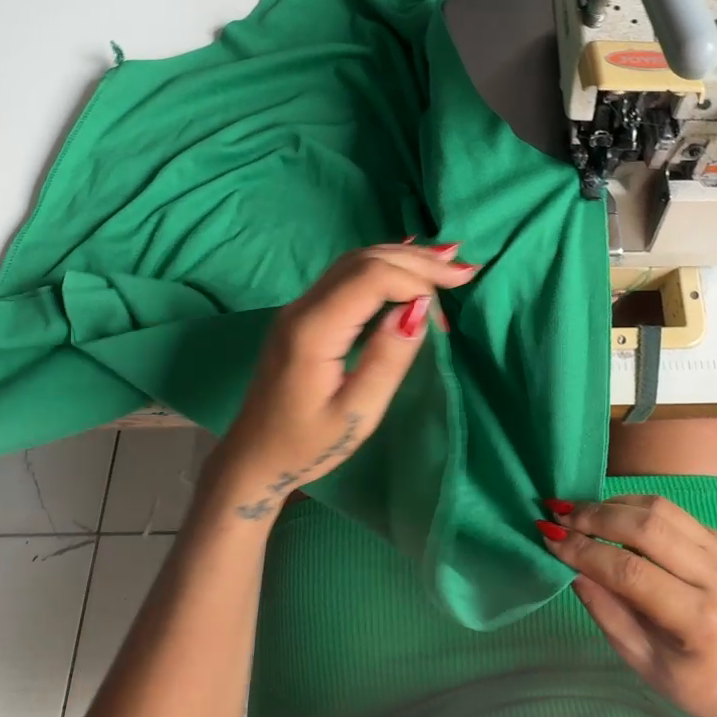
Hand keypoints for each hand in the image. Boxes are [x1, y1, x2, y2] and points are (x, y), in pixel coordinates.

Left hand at [206, 243, 476, 520]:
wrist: (252, 458)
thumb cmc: (307, 445)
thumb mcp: (357, 414)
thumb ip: (389, 359)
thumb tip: (420, 309)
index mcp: (313, 331)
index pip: (371, 278)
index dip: (415, 279)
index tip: (449, 304)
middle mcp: (302, 307)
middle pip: (364, 260)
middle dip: (417, 261)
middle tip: (463, 271)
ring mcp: (299, 307)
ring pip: (355, 261)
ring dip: (402, 259)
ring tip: (447, 261)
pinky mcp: (303, 314)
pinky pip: (347, 275)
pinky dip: (384, 266)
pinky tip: (408, 263)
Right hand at [539, 495, 716, 716]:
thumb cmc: (674, 671)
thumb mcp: (631, 652)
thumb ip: (601, 604)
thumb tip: (566, 558)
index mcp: (698, 620)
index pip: (632, 573)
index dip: (586, 551)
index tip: (550, 537)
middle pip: (648, 530)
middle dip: (596, 518)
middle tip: (559, 515)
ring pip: (658, 509)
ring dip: (611, 505)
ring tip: (577, 511)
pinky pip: (669, 509)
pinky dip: (632, 505)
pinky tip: (607, 513)